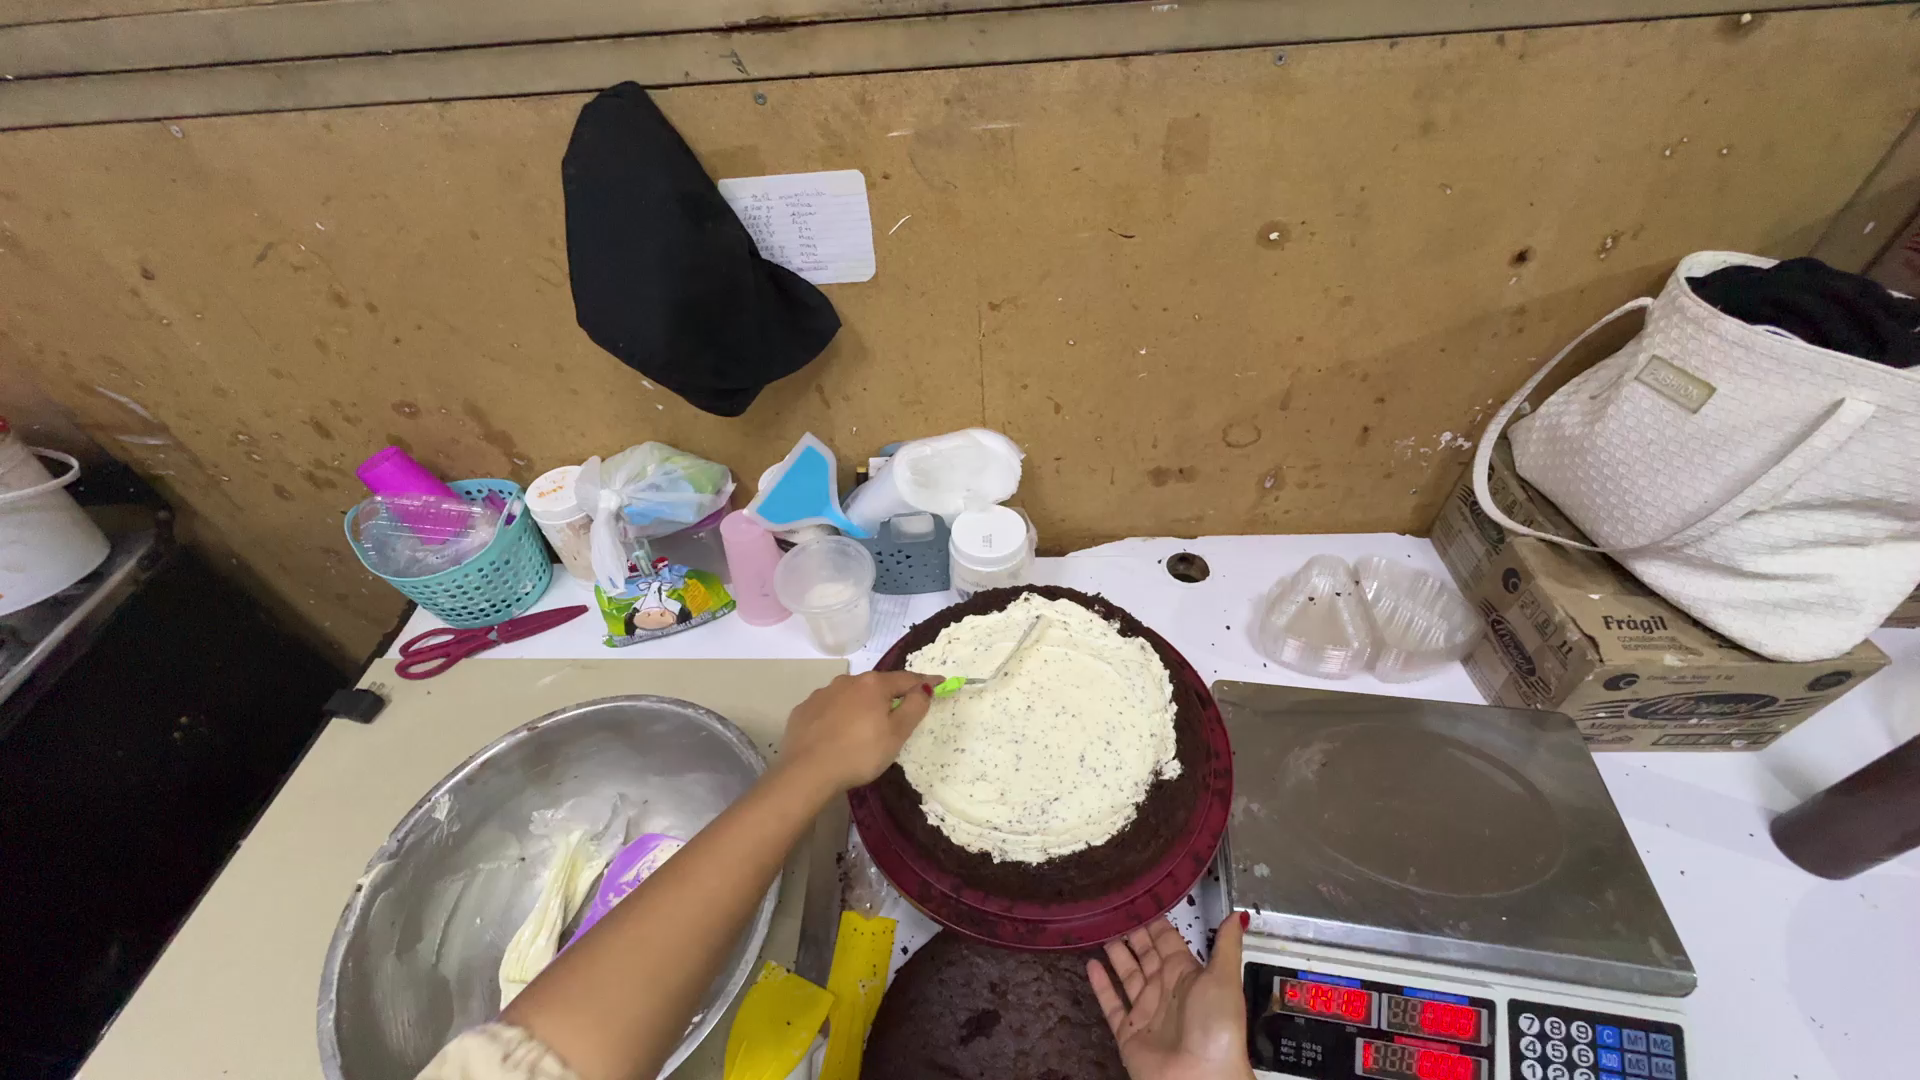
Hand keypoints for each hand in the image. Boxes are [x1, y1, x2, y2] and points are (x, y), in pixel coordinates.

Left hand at [778, 670, 934, 793]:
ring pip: (849, 695)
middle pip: (876, 685)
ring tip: (864, 728)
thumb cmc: (859, 753)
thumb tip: (923, 688)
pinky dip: (837, 716)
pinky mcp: (803, 710)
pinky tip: (836, 734)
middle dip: (889, 695)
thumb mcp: (896, 734)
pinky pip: (828, 709)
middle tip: (898, 713)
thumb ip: (914, 707)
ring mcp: (821, 694)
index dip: (925, 682)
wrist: (807, 772)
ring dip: (861, 705)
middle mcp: (847, 681)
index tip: (939, 682)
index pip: (906, 679)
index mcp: (873, 685)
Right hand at [1089, 914, 1253, 1079]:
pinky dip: (1100, 986)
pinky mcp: (1128, 1032)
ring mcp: (1145, 1011)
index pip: (1167, 941)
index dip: (1153, 921)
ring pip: (1126, 975)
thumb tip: (1239, 914)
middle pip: (1144, 954)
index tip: (1138, 898)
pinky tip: (1090, 964)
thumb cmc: (1216, 1026)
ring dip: (1115, 953)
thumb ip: (1226, 945)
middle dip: (1132, 933)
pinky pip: (1111, 1004)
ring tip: (1100, 928)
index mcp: (1186, 975)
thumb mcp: (1225, 979)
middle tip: (1114, 908)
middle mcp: (1164, 990)